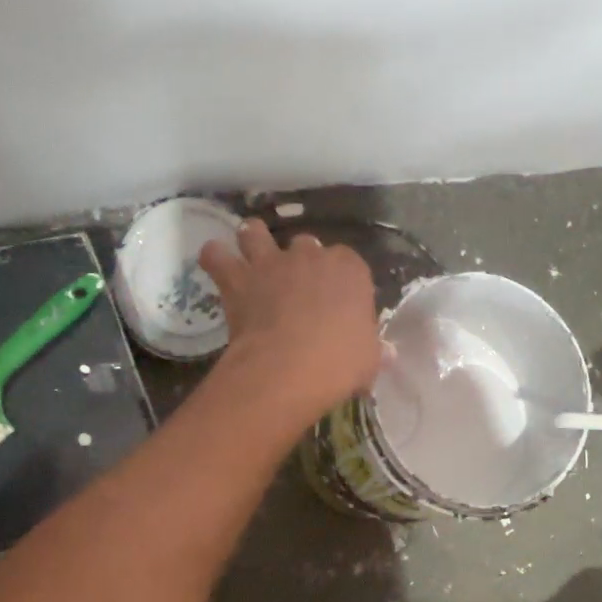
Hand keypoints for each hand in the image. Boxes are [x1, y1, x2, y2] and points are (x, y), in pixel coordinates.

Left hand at [199, 219, 384, 421]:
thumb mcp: (369, 360)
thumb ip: (374, 349)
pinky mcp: (237, 277)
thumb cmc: (340, 364)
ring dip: (253, 241)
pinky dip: (215, 259)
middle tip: (298, 289)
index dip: (342, 282)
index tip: (339, 304)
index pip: (350, 264)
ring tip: (253, 259)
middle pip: (305, 245)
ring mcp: (271, 262)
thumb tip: (386, 352)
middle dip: (301, 261)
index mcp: (350, 270)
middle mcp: (310, 255)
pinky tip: (218, 268)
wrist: (290, 368)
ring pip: (256, 232)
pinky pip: (216, 254)